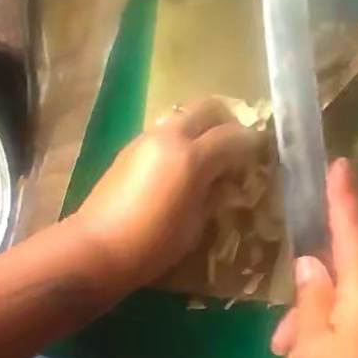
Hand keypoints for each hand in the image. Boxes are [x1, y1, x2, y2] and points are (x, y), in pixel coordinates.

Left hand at [68, 98, 256, 285]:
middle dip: (228, 122)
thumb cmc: (152, 246)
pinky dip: (180, 138)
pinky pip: (164, 131)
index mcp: (192, 157)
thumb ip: (215, 199)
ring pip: (184, 116)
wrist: (97, 249)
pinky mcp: (129, 148)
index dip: (252, 145)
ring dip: (201, 128)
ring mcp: (146, 138)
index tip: (260, 158)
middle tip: (236, 148)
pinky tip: (181, 165)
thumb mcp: (193, 227)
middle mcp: (171, 136)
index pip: (234, 136)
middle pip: (209, 109)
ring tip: (208, 157)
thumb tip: (231, 187)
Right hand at [270, 160, 357, 357]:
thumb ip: (310, 295)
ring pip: (329, 307)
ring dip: (304, 331)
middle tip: (280, 339)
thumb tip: (310, 263)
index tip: (341, 163)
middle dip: (302, 304)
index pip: (351, 230)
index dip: (343, 197)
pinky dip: (316, 345)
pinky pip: (338, 328)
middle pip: (332, 278)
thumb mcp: (312, 338)